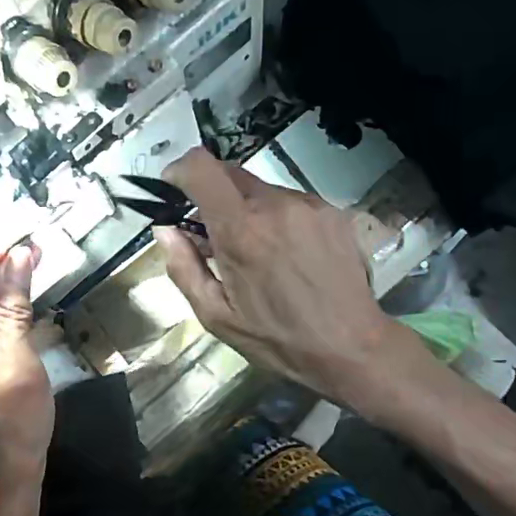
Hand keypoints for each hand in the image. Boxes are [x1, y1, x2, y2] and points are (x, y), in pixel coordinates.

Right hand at [154, 148, 440, 421]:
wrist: (351, 347)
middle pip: (229, 173)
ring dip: (246, 208)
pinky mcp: (331, 211)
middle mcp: (274, 206)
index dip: (180, 169)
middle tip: (211, 232)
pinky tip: (286, 252)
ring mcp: (308, 205)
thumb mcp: (215, 315)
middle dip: (211, 194)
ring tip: (256, 250)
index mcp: (240, 231)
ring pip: (260, 189)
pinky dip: (276, 216)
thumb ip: (183, 266)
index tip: (173, 187)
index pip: (201, 168)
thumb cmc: (275, 338)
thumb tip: (164, 230)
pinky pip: (289, 201)